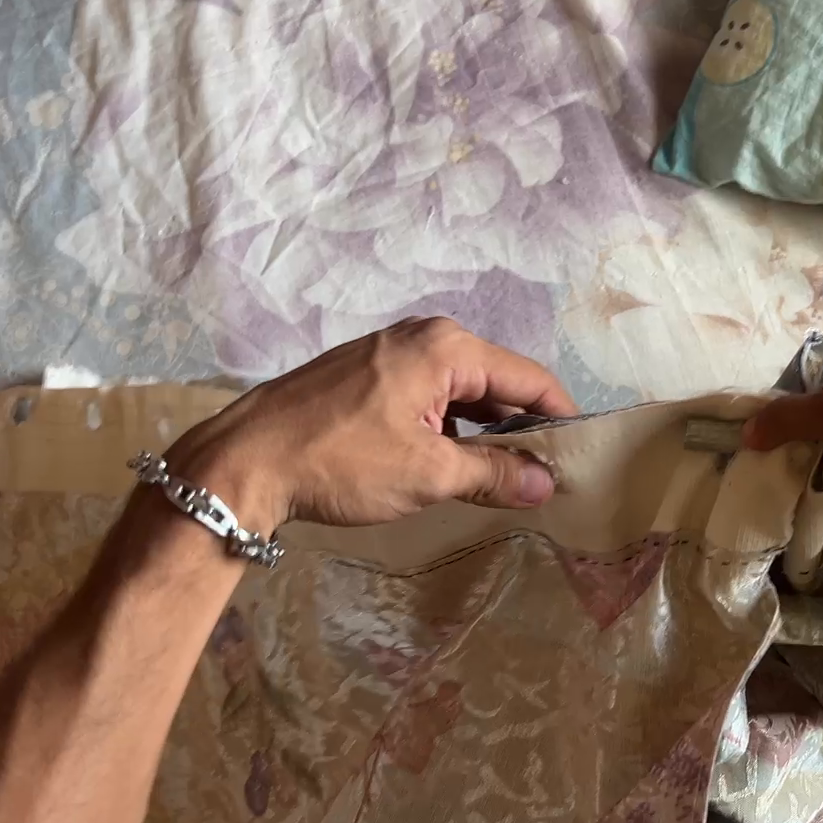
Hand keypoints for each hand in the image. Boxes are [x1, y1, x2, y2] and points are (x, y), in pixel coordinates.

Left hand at [165, 318, 575, 529]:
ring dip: (486, 429)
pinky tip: (454, 459)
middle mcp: (423, 337)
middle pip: (496, 381)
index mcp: (446, 348)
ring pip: (462, 390)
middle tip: (545, 471)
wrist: (242, 462)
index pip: (528, 378)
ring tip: (505, 473)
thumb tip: (547, 485)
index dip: (560, 415)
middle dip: (523, 425)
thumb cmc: (343, 461)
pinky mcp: (367, 374)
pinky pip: (430, 395)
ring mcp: (391, 352)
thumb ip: (495, 473)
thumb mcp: (429, 473)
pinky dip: (451, 425)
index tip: (580, 451)